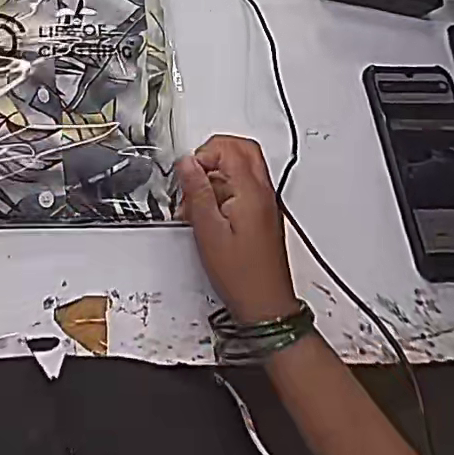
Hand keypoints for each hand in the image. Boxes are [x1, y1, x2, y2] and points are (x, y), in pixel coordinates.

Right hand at [177, 134, 298, 322]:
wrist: (266, 305)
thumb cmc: (242, 276)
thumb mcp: (208, 232)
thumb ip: (197, 192)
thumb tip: (187, 163)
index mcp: (251, 192)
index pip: (229, 149)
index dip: (203, 155)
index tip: (188, 174)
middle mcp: (263, 192)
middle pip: (242, 149)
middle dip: (214, 153)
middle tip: (195, 172)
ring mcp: (265, 202)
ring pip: (244, 165)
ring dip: (218, 171)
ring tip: (198, 197)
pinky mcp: (262, 213)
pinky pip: (245, 185)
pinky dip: (225, 187)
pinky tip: (209, 211)